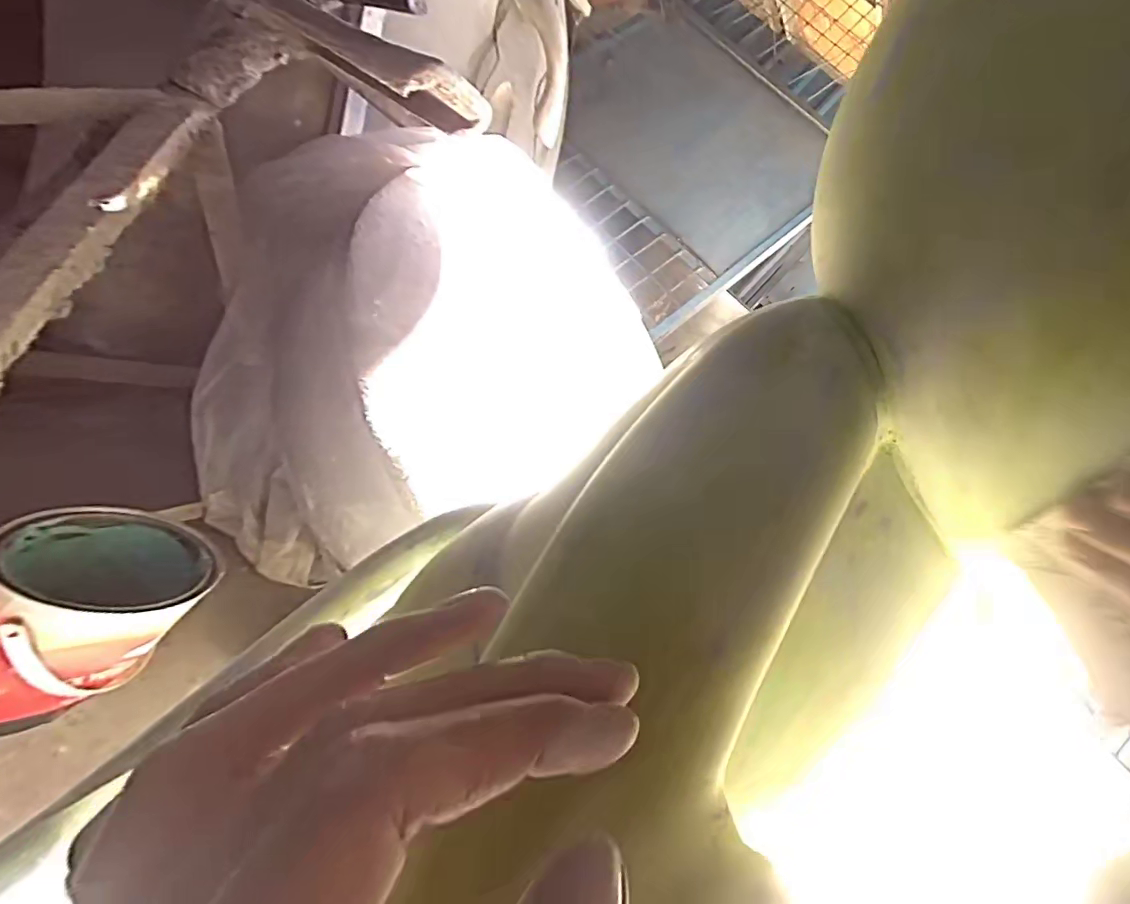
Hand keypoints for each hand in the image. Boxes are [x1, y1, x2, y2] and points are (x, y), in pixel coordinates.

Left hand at [69, 588, 638, 903]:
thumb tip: (595, 852)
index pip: (384, 774)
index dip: (521, 730)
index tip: (619, 730)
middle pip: (341, 744)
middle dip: (499, 695)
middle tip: (603, 679)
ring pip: (231, 747)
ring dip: (376, 659)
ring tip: (482, 614)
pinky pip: (172, 797)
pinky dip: (260, 704)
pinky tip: (333, 651)